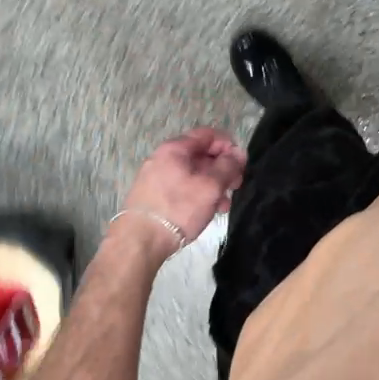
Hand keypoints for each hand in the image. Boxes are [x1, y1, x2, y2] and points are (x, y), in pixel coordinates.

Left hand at [116, 128, 247, 260]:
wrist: (137, 245)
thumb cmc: (178, 210)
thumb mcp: (211, 186)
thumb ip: (229, 166)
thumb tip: (239, 152)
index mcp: (174, 149)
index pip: (208, 135)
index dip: (228, 145)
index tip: (241, 164)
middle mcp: (161, 159)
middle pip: (200, 155)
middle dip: (222, 169)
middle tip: (235, 186)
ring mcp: (154, 179)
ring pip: (191, 174)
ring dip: (211, 185)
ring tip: (223, 205)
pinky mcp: (150, 198)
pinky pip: (180, 188)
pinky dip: (196, 195)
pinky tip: (205, 212)